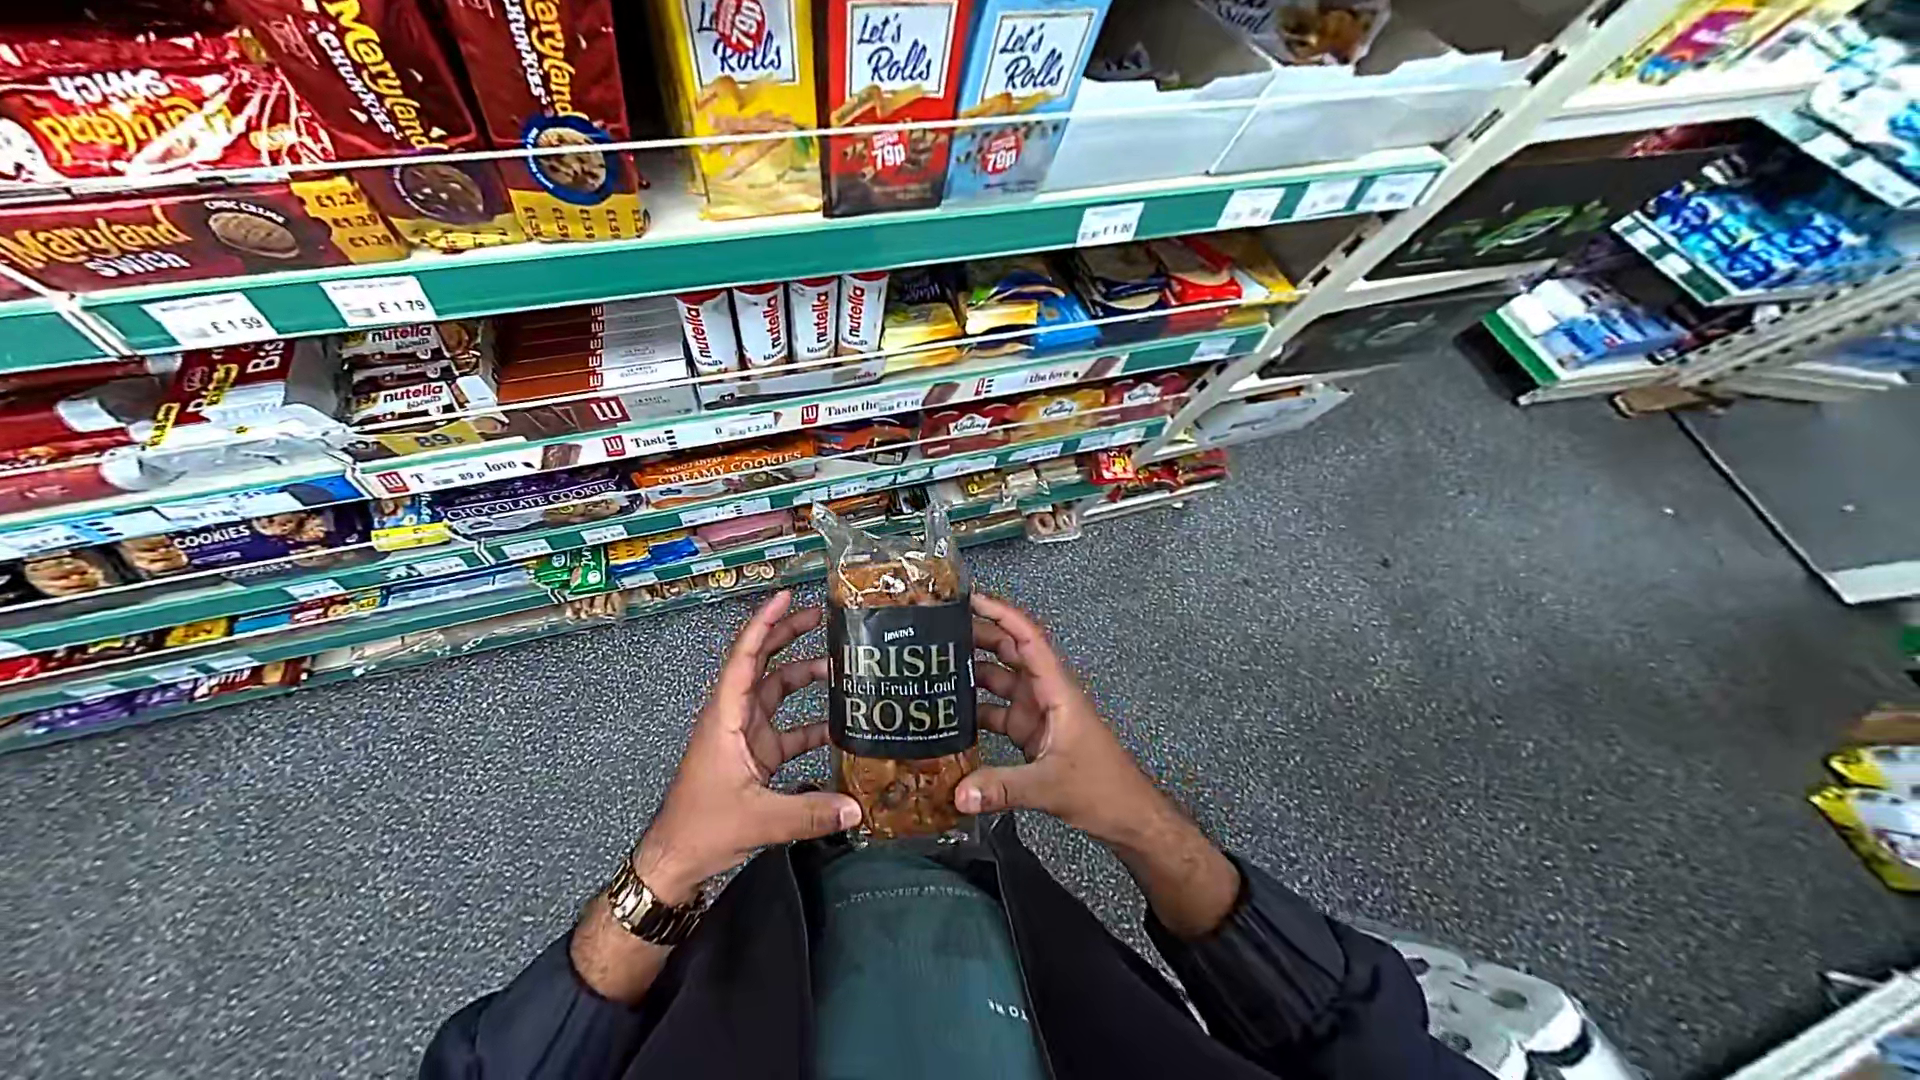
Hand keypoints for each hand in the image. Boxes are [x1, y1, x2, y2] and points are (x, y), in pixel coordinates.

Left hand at [633, 590, 859, 903]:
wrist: (675, 861)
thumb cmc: (701, 829)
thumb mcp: (758, 820)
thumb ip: (810, 813)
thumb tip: (856, 809)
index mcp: (726, 717)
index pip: (745, 658)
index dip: (764, 624)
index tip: (785, 597)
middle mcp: (735, 717)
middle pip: (762, 663)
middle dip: (787, 635)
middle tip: (820, 615)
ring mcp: (745, 735)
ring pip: (776, 692)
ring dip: (804, 676)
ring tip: (839, 665)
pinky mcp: (756, 755)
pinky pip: (789, 729)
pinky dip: (812, 724)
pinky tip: (839, 727)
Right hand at [957, 593, 1165, 846]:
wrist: (1126, 815)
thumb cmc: (1102, 788)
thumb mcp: (1050, 786)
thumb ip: (1002, 789)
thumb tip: (958, 794)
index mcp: (1057, 689)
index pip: (1028, 638)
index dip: (1002, 614)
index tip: (970, 600)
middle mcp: (1045, 693)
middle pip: (1010, 653)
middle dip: (978, 637)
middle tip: (938, 632)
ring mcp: (1037, 712)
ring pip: (1001, 681)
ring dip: (972, 672)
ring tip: (934, 667)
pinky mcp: (1030, 733)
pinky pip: (996, 711)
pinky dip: (974, 710)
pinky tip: (948, 714)